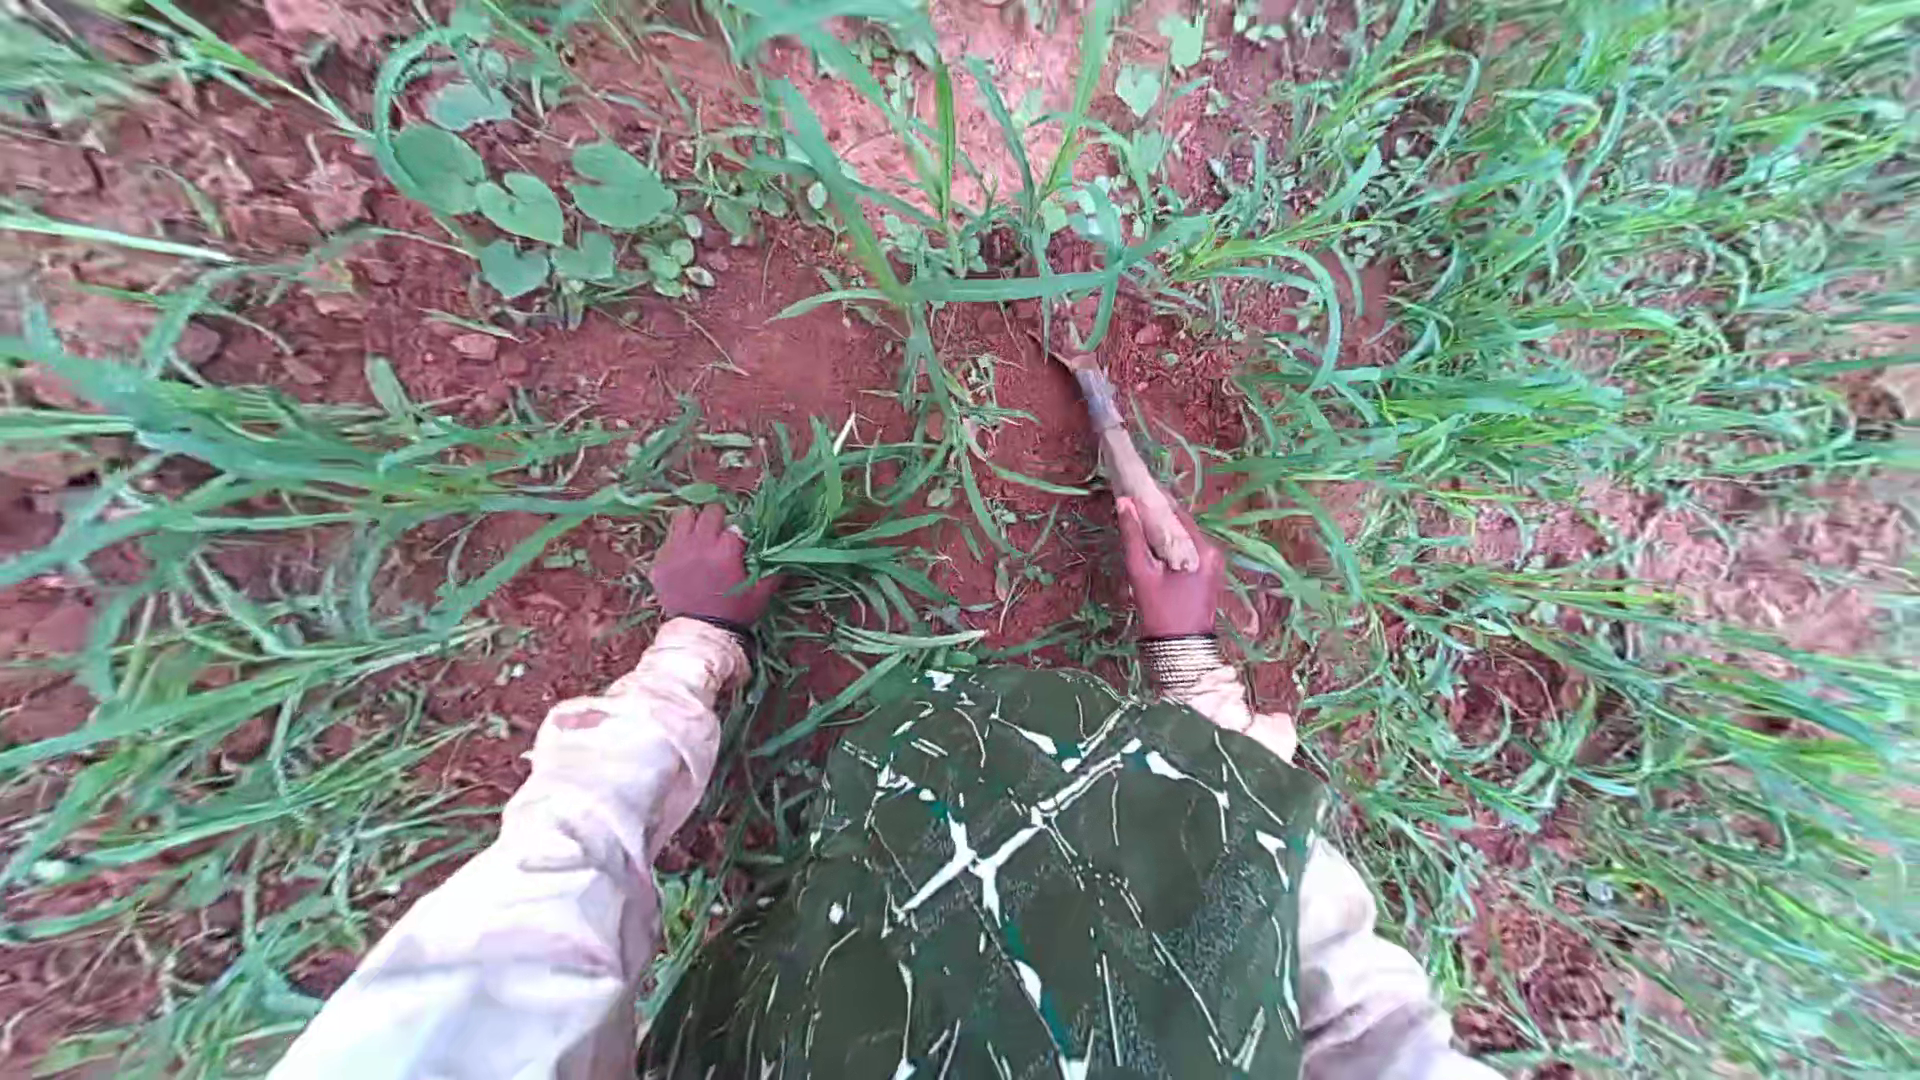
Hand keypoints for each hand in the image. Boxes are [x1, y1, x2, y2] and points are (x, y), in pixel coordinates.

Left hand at [651, 504, 781, 625]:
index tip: (742, 543)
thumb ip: (774, 571)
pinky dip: (678, 543)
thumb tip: (786, 556)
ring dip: (695, 522)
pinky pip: (668, 540)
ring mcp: (676, 551)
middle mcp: (700, 544)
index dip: (742, 533)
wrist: (701, 634)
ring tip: (701, 535)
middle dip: (719, 519)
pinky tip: (685, 556)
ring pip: (684, 517)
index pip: (737, 525)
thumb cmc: (734, 613)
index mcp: (726, 549)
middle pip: (710, 512)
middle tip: (722, 533)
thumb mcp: (761, 593)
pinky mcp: (660, 563)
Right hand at [1116, 496, 1225, 637]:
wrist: (1179, 647)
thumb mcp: (1141, 572)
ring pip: (1183, 535)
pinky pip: (1187, 549)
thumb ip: (1133, 536)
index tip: (1133, 494)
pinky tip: (1152, 548)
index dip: (1154, 502)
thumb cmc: (1160, 610)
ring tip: (1138, 528)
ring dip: (1163, 530)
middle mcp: (1213, 550)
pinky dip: (1170, 545)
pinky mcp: (1209, 572)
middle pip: (1181, 523)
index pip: (1176, 512)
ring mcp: (1214, 562)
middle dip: (1157, 517)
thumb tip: (1125, 502)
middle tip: (1132, 511)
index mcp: (1201, 548)